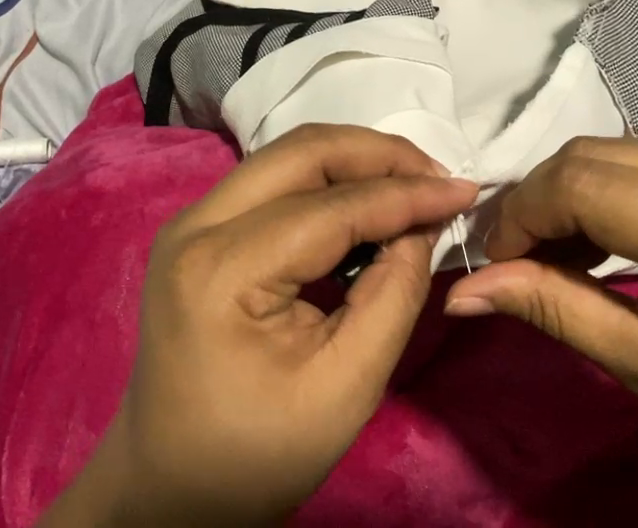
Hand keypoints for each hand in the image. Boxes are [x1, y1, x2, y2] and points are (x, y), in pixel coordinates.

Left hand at [44, 125, 478, 526]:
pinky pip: (271, 180)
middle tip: (438, 178)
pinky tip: (366, 202)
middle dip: (378, 155)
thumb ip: (393, 295)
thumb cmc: (257, 452)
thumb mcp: (346, 387)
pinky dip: (326, 181)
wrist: (171, 484)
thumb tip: (423, 223)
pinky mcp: (198, 229)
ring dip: (353, 161)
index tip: (466, 191)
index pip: (329, 208)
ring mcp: (190, 221)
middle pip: (300, 153)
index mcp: (222, 270)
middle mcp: (196, 225)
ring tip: (412, 186)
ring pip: (286, 157)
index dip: (404, 194)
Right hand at [442, 139, 637, 527]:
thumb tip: (461, 290)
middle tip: (512, 257)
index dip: (520, 213)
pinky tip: (603, 237)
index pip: (584, 183)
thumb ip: (553, 309)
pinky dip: (609, 189)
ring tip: (554, 252)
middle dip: (537, 199)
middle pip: (596, 154)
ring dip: (570, 191)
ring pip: (620, 149)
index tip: (490, 261)